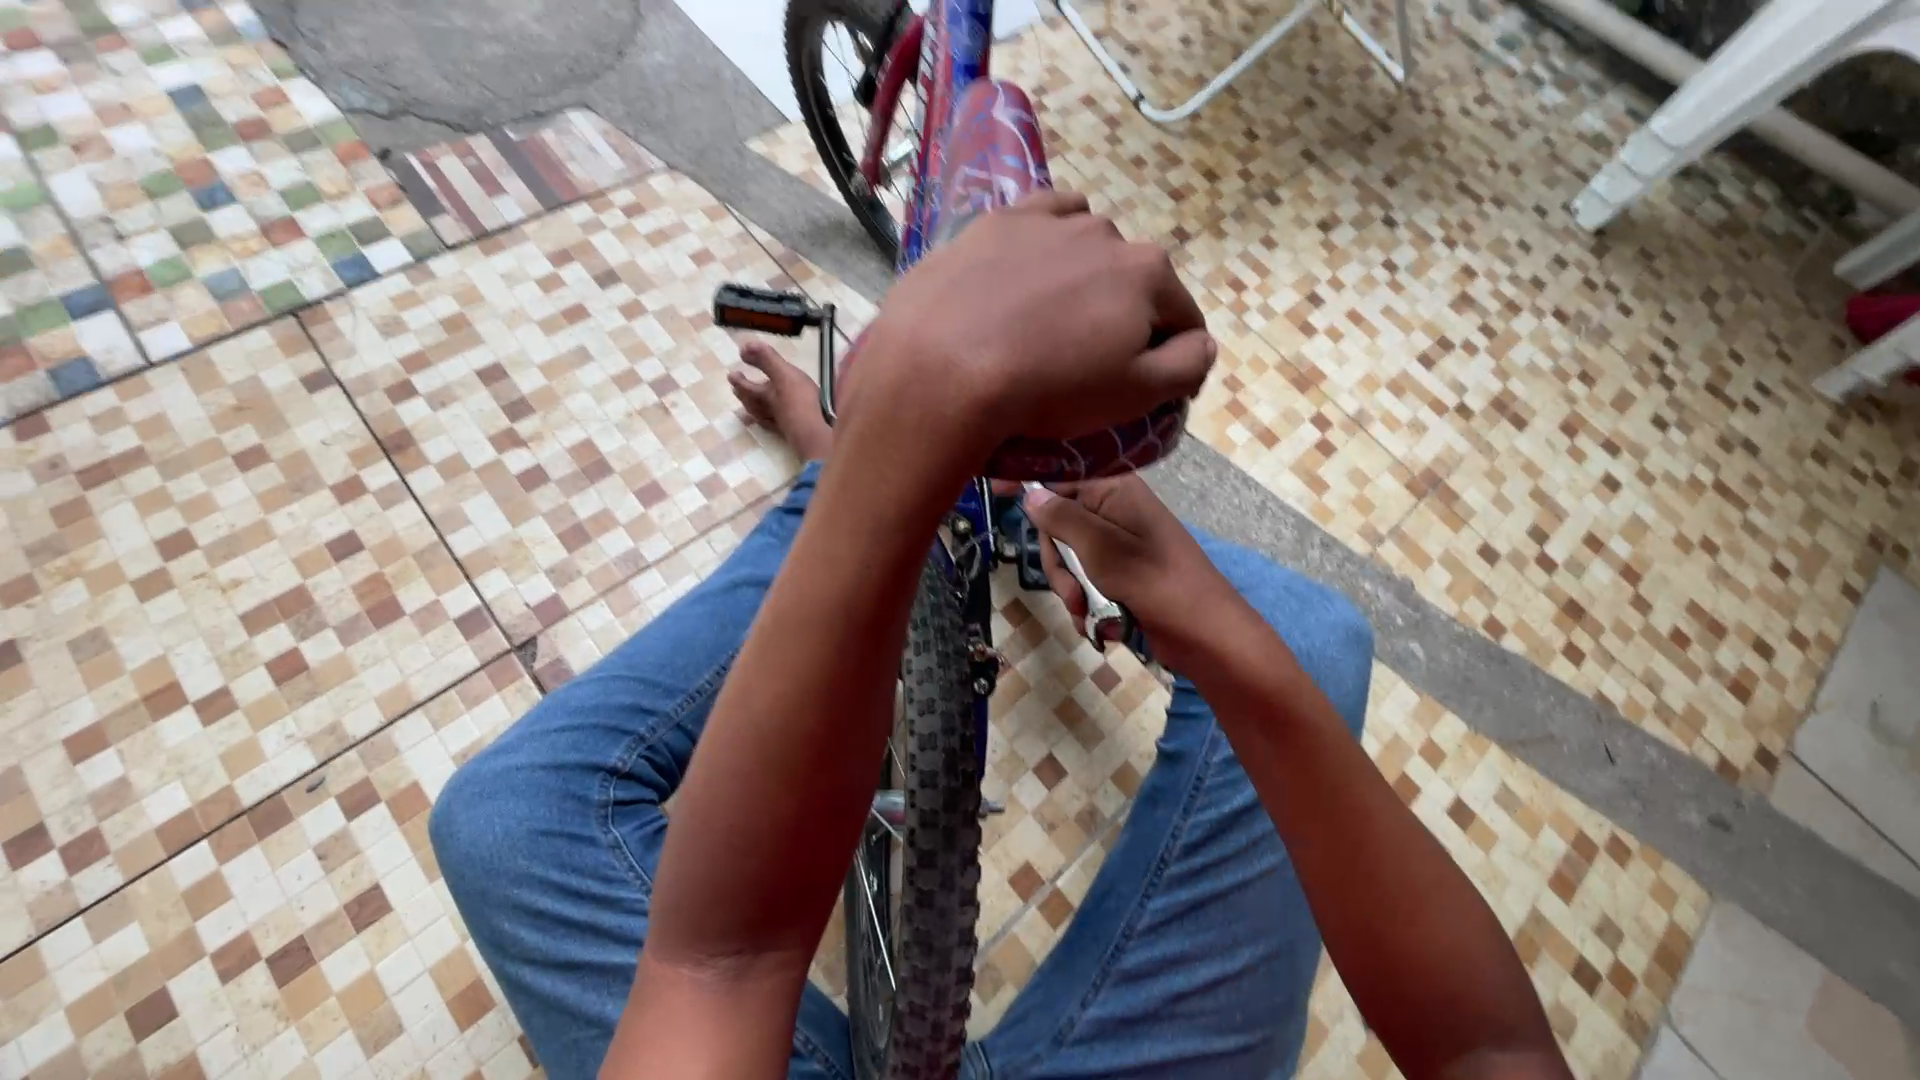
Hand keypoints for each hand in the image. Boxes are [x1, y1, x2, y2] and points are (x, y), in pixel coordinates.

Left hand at [850, 190, 1214, 452]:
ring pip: (1087, 248)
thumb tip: (1205, 344)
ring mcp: (1048, 222)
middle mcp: (1107, 234)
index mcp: (1148, 274)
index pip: (1181, 318)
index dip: (1170, 355)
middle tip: (1084, 360)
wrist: (941, 368)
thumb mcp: (1133, 396)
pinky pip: (1040, 220)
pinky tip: (1029, 268)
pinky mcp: (996, 222)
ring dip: (1083, 277)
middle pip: (1132, 281)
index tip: (1145, 386)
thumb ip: (1186, 367)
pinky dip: (1046, 241)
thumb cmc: (1046, 390)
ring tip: (1047, 320)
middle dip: (1122, 315)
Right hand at [1022, 475, 1251, 674]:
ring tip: (1089, 614)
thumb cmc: (1157, 583)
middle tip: (1072, 592)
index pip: (1061, 473)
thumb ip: (1061, 519)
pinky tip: (1096, 623)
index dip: (1029, 481)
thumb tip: (1030, 493)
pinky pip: (1083, 581)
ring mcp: (1117, 544)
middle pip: (1057, 525)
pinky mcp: (1119, 575)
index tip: (994, 488)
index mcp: (1115, 490)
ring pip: (1067, 559)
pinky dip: (1084, 604)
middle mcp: (1114, 511)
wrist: (1205, 635)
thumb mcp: (1102, 549)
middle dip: (1058, 564)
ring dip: (1071, 590)